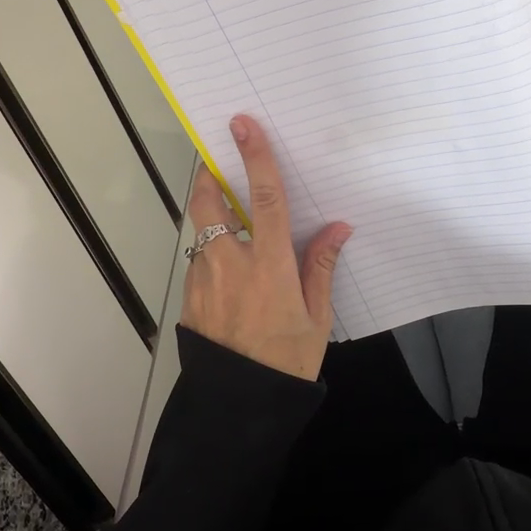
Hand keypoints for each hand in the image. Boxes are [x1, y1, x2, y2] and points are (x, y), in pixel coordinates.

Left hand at [179, 115, 351, 380]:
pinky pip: (200, 263)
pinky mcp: (191, 298)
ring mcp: (204, 280)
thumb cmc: (286, 361)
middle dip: (209, 176)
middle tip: (217, 163)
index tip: (242, 124)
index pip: (263, 198)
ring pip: (201, 233)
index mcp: (269, 264)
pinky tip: (233, 276)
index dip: (255, 157)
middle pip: (209, 203)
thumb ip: (321, 267)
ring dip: (213, 221)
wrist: (238, 406)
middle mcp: (230, 263)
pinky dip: (213, 255)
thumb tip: (339, 227)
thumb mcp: (316, 318)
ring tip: (235, 230)